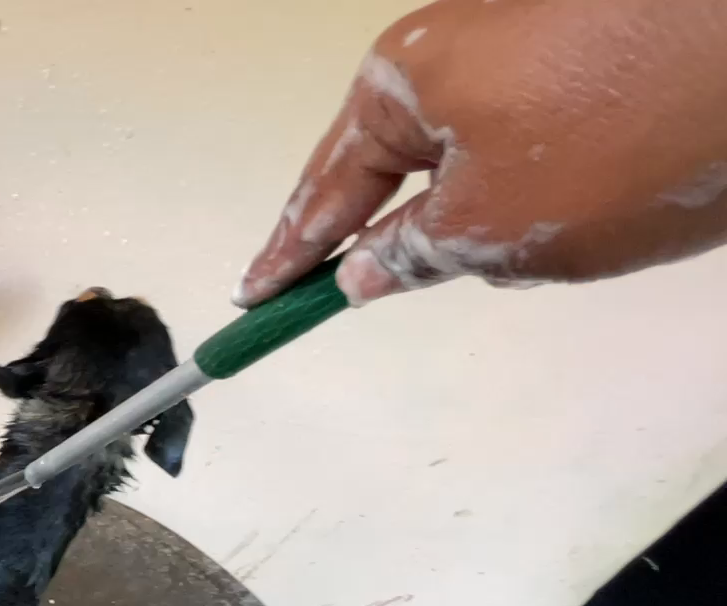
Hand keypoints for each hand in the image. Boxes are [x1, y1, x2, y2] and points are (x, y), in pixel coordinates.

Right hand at [236, 0, 726, 307]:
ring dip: (484, 203)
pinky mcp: (611, 33)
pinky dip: (548, 171)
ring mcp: (539, 27)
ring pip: (471, 150)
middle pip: (392, 164)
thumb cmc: (635, 137)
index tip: (250, 298)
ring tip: (552, 227)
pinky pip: (538, 124)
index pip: (322, 195)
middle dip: (391, 229)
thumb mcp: (493, 230)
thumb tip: (364, 272)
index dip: (285, 257)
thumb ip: (406, 258)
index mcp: (406, 78)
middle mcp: (460, 37)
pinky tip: (604, 187)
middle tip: (375, 284)